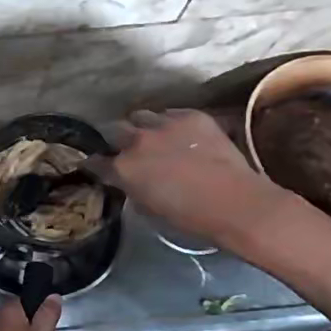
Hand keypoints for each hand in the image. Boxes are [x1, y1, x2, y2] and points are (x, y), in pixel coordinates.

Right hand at [91, 109, 294, 247]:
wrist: (235, 203)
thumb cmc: (190, 218)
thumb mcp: (149, 209)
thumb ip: (132, 188)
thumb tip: (131, 180)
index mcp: (123, 169)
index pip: (96, 162)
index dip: (95, 164)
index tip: (96, 165)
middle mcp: (138, 141)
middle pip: (114, 129)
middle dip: (117, 139)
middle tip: (128, 148)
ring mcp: (165, 124)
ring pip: (142, 116)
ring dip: (143, 126)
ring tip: (154, 136)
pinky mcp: (191, 115)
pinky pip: (171, 113)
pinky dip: (170, 123)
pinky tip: (181, 135)